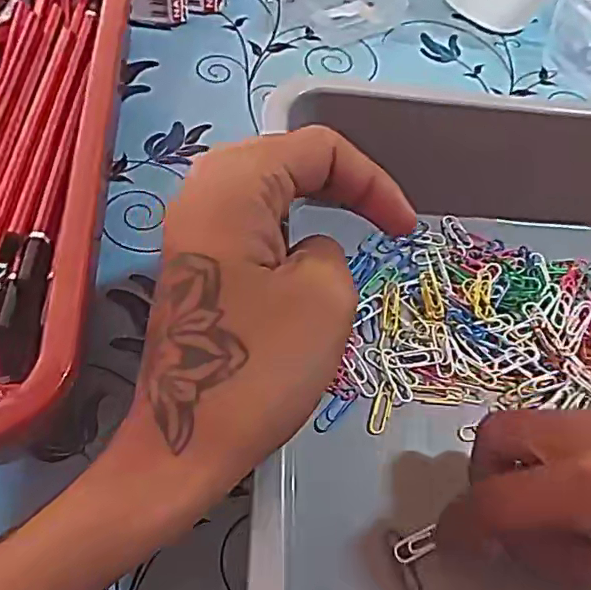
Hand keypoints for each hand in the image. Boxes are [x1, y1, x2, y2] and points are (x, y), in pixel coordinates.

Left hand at [117, 126, 415, 499]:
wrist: (186, 441)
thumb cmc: (260, 368)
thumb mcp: (327, 295)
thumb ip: (331, 247)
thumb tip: (309, 250)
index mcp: (231, 186)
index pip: (316, 148)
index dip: (372, 180)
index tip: (404, 229)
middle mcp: (200, 195)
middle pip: (284, 159)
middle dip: (341, 184)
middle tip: (378, 222)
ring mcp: (189, 232)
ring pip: (264, 193)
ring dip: (312, 206)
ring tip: (348, 234)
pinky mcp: (191, 267)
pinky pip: (246, 227)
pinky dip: (284, 233)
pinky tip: (301, 263)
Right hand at [440, 396, 590, 589]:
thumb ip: (576, 566)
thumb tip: (527, 543)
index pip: (495, 497)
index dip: (463, 524)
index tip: (456, 546)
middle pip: (501, 432)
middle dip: (484, 476)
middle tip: (504, 525)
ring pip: (545, 423)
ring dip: (531, 465)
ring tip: (571, 520)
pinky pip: (589, 423)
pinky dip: (571, 455)